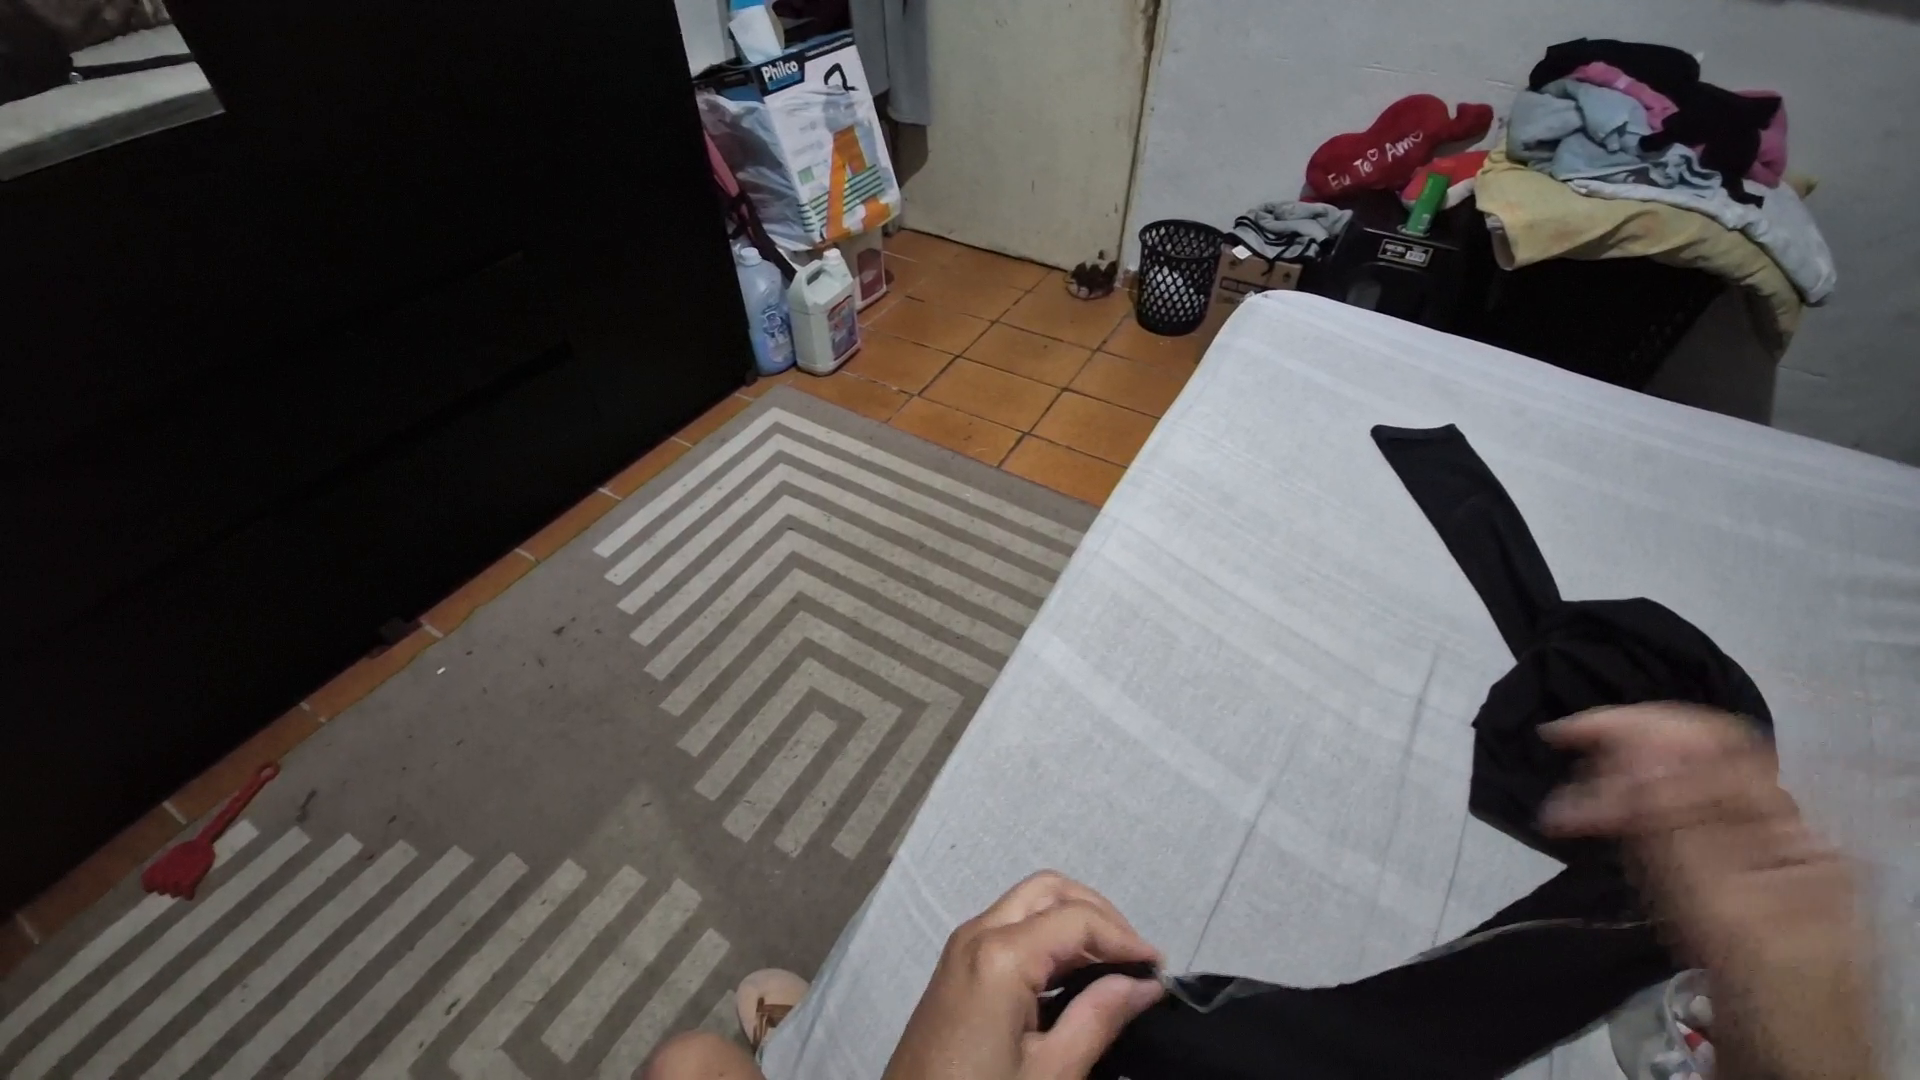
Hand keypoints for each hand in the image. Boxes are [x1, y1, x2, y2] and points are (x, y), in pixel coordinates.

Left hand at [882, 871, 1163, 1079]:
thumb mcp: (1050, 1073)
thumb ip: (1098, 1018)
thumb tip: (1144, 984)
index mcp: (1000, 953)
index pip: (1076, 919)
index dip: (1124, 937)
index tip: (1159, 968)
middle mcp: (977, 932)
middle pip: (1048, 889)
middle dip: (1097, 911)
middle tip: (1134, 955)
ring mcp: (962, 945)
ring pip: (1027, 902)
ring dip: (1072, 919)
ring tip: (1113, 963)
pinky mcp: (957, 964)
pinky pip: (1009, 925)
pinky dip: (1047, 933)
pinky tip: (1074, 971)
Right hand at [1540, 705, 1878, 1079]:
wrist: (1798, 1070)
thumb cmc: (1773, 1001)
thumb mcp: (1724, 912)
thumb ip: (1680, 825)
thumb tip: (1637, 745)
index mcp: (1797, 832)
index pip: (1715, 743)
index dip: (1640, 725)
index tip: (1567, 736)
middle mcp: (1779, 828)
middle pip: (1684, 763)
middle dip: (1612, 770)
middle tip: (1563, 805)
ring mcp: (1751, 847)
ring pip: (1663, 790)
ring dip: (1606, 796)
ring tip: (1566, 822)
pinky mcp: (1721, 866)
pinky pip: (1661, 820)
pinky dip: (1618, 819)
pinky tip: (1590, 829)